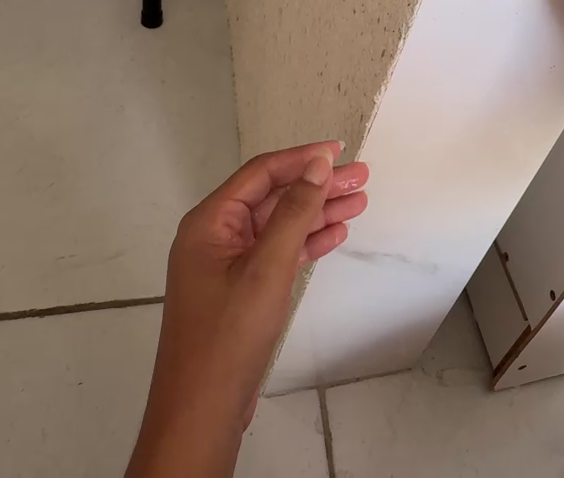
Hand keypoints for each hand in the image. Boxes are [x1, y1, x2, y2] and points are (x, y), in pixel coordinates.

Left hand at [127, 143, 368, 477]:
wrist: (202, 411)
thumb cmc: (230, 333)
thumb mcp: (268, 266)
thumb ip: (295, 211)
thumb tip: (318, 164)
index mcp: (210, 221)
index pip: (261, 173)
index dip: (302, 158)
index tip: (339, 151)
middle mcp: (215, 236)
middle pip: (273, 198)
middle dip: (317, 186)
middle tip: (362, 177)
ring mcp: (227, 265)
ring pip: (279, 226)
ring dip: (317, 213)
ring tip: (360, 202)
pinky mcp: (240, 290)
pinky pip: (277, 253)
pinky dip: (306, 242)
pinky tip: (335, 234)